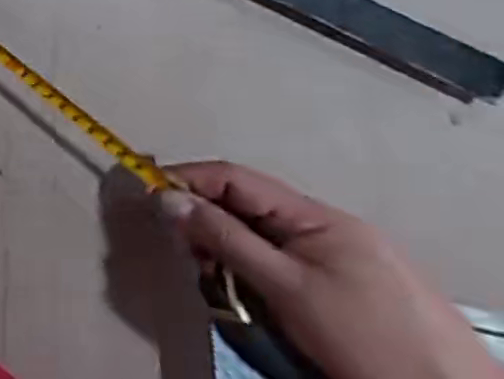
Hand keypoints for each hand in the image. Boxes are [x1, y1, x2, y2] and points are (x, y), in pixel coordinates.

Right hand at [161, 161, 499, 378]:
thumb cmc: (368, 341)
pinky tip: (254, 293)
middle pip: (246, 206)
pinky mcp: (353, 287)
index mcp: (320, 218)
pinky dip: (257, 269)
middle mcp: (333, 228)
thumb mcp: (285, 287)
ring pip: (262, 235)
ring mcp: (347, 258)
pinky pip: (285, 260)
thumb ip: (222, 237)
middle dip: (207, 222)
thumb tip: (165, 198)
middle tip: (186, 252)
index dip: (186, 181)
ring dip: (230, 250)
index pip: (233, 177)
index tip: (150, 200)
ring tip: (221, 279)